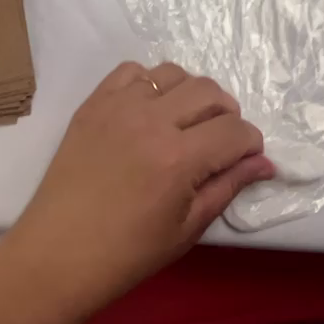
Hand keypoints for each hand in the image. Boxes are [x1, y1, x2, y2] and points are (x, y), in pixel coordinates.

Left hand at [0, 61, 273, 319]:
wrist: (58, 253)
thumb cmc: (127, 253)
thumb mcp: (187, 228)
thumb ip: (227, 187)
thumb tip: (264, 162)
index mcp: (178, 159)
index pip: (234, 131)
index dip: (250, 143)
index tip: (247, 155)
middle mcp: (151, 121)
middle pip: (209, 91)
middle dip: (226, 113)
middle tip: (219, 139)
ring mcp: (119, 105)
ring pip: (173, 73)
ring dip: (190, 93)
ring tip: (185, 120)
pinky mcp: (94, 102)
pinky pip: (132, 70)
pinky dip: (149, 82)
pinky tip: (149, 109)